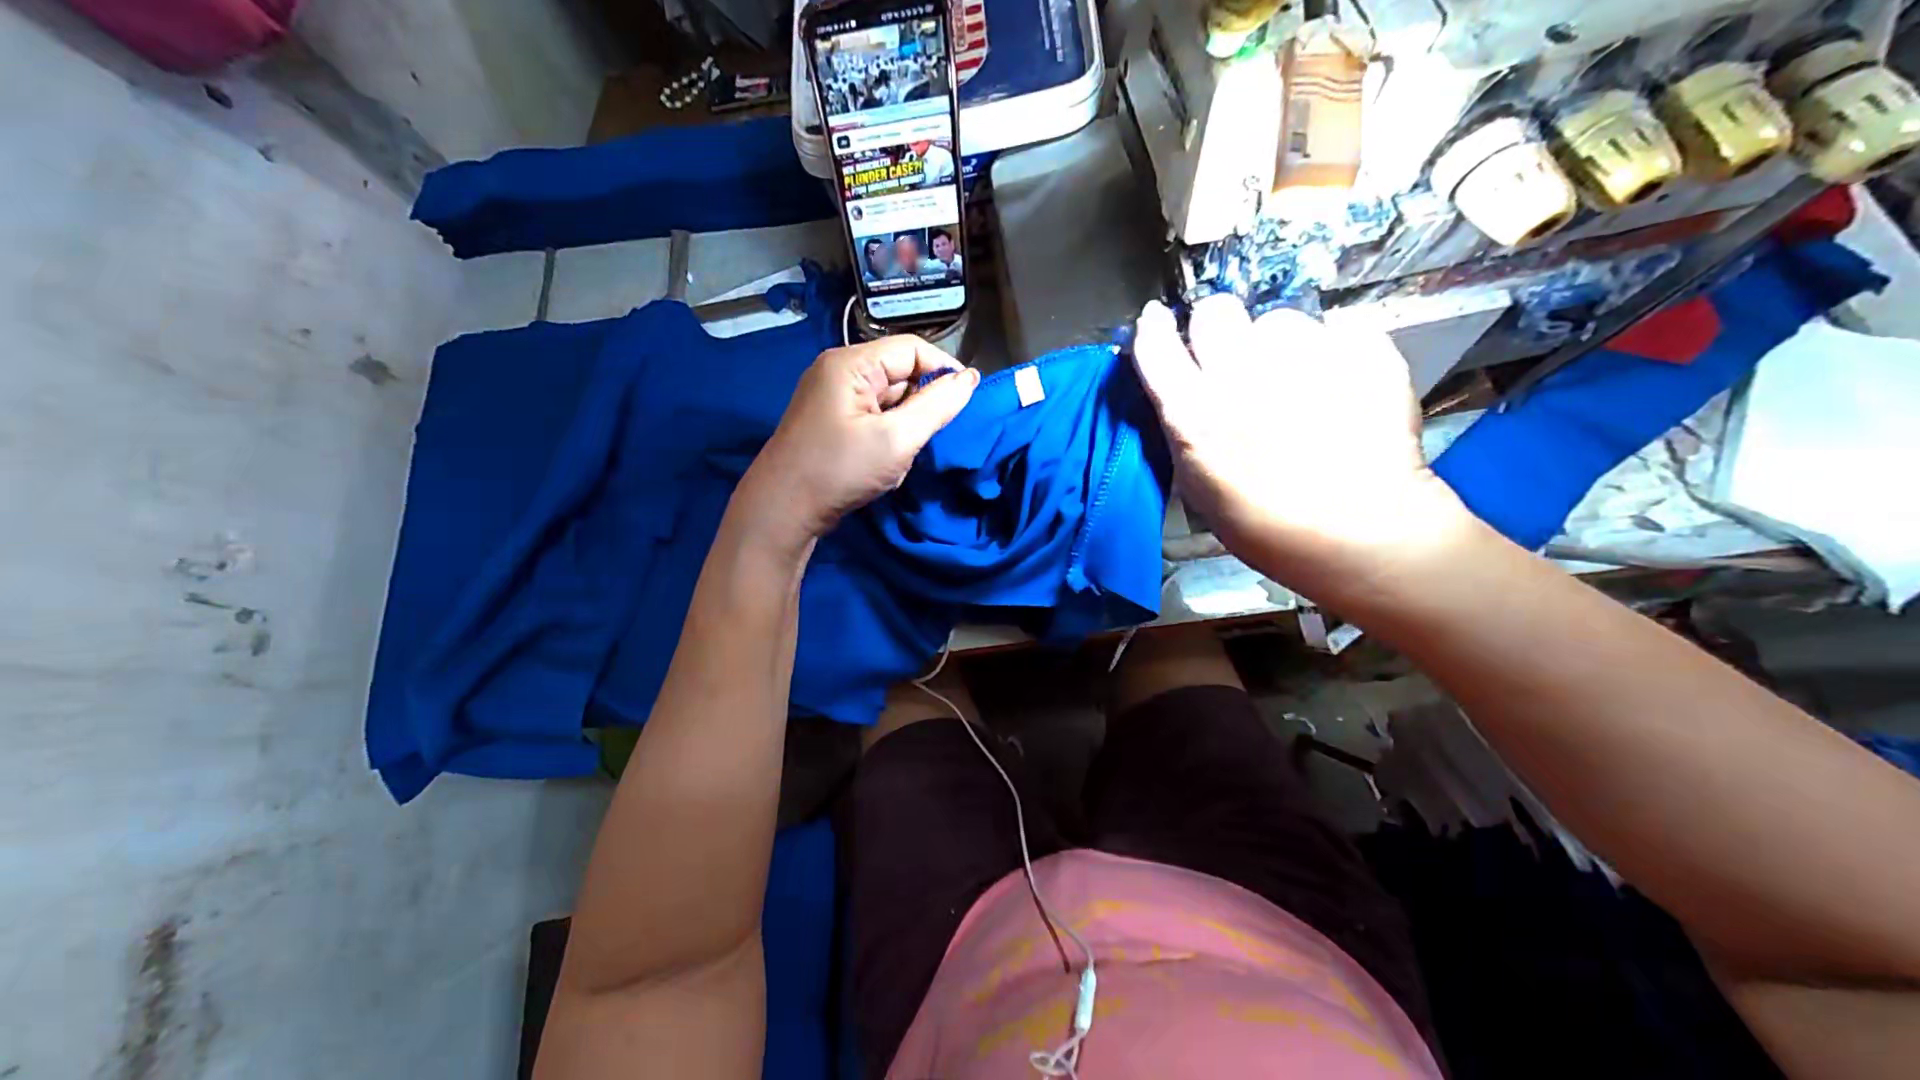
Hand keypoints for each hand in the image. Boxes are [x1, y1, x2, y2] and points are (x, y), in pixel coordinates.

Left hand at [736, 335, 979, 550]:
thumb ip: (937, 406)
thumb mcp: (896, 439)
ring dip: (902, 432)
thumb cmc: (839, 470)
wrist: (781, 511)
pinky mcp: (831, 422)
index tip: (959, 407)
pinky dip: (886, 442)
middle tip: (914, 445)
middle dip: (918, 411)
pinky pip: (874, 420)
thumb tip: (970, 377)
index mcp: (851, 363)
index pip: (913, 349)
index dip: (942, 372)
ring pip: (891, 403)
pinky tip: (878, 468)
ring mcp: (833, 398)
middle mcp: (840, 371)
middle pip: (902, 375)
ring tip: (890, 462)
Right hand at [1131, 295, 1474, 596]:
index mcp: (1194, 413)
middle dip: (1219, 328)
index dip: (1154, 328)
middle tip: (1236, 357)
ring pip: (1278, 321)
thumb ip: (1184, 431)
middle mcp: (1240, 375)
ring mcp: (1304, 358)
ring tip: (1299, 384)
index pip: (1156, 345)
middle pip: (1215, 311)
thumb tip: (1178, 397)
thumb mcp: (1198, 488)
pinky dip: (1335, 353)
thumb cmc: (1267, 527)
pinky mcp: (1359, 352)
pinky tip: (1341, 388)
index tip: (1159, 323)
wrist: (1360, 535)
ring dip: (1279, 346)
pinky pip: (1336, 331)